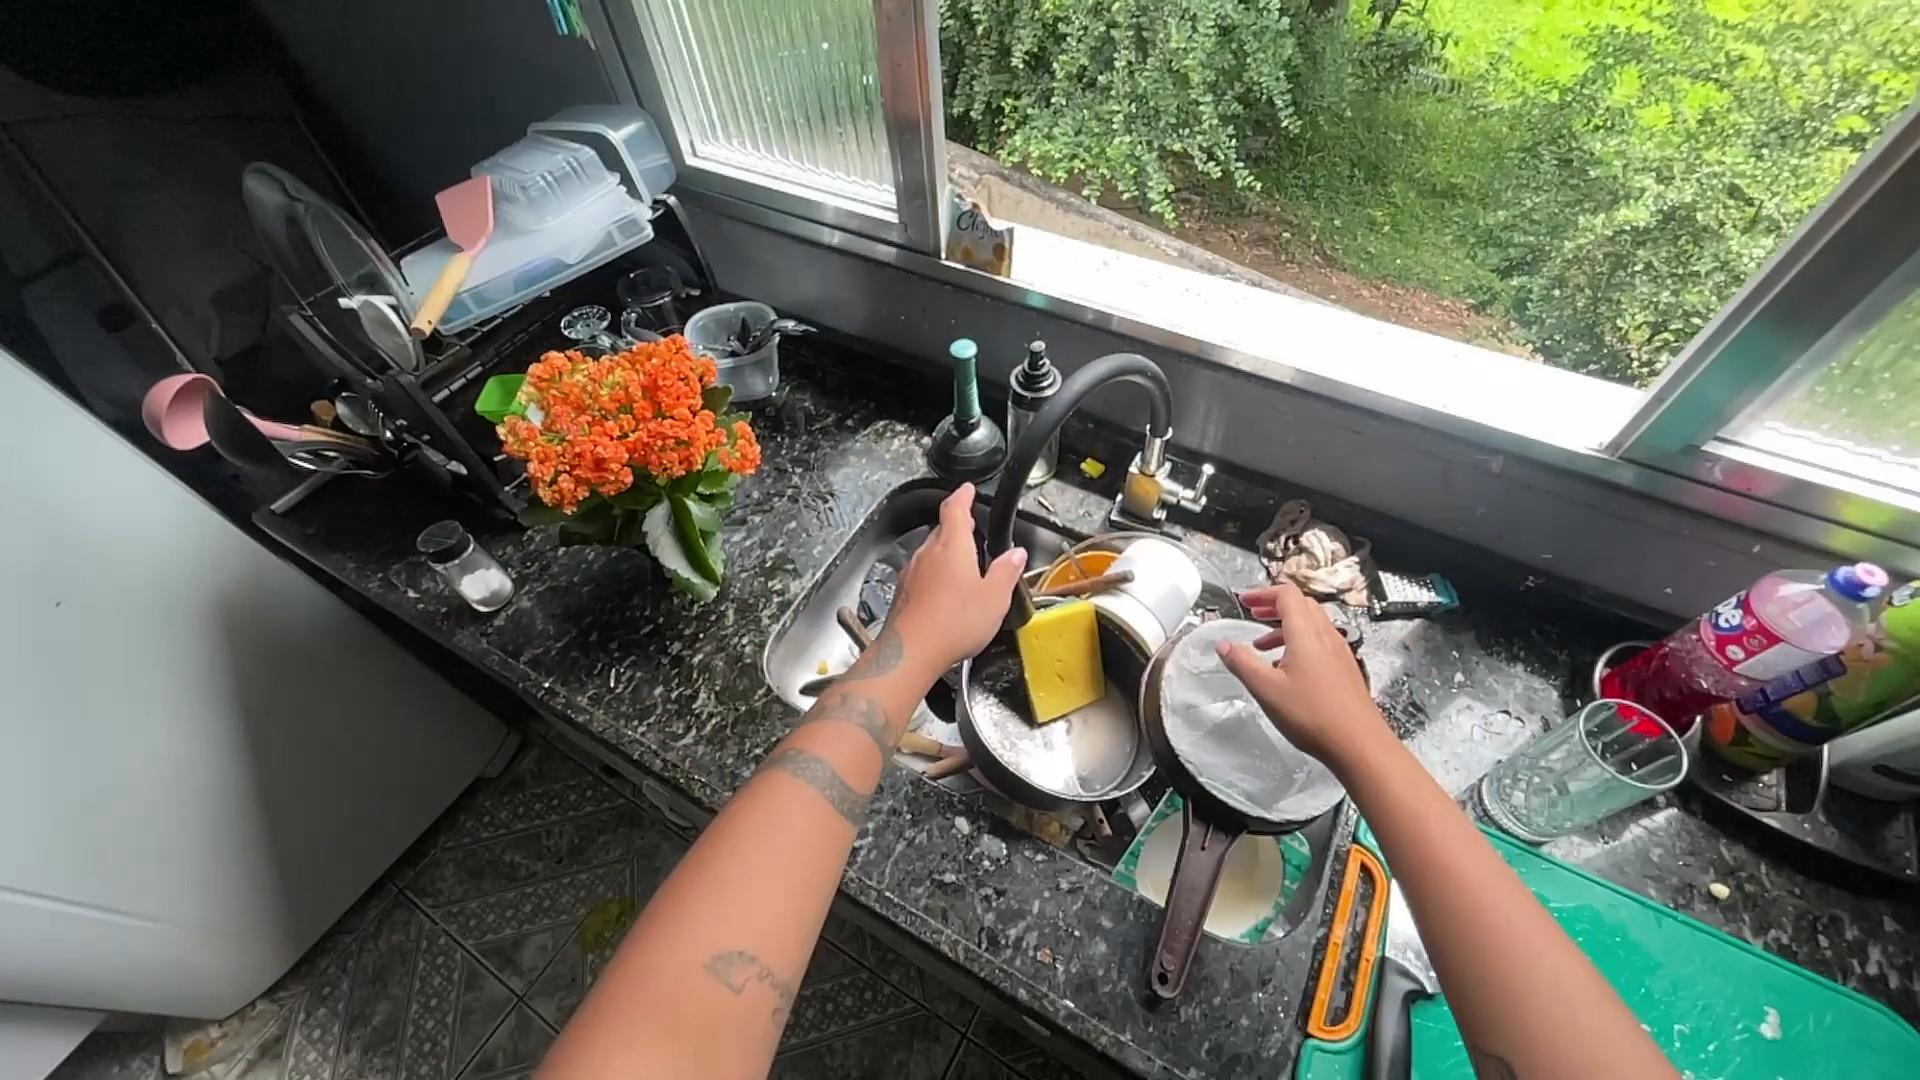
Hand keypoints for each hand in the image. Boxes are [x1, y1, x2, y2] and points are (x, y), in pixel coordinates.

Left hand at [886, 483, 1027, 672]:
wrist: (910, 652)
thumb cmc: (954, 622)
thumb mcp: (994, 598)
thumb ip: (1006, 572)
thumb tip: (1016, 554)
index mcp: (952, 546)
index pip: (954, 509)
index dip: (962, 496)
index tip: (967, 489)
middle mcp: (927, 554)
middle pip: (941, 530)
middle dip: (957, 526)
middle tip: (971, 526)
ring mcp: (912, 573)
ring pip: (930, 553)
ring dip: (946, 552)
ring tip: (963, 563)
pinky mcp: (903, 594)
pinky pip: (921, 575)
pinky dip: (935, 575)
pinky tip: (945, 592)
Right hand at [1217, 583, 1388, 770]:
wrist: (1361, 745)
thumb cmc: (1312, 714)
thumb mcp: (1266, 689)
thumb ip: (1241, 663)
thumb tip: (1223, 644)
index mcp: (1306, 633)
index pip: (1287, 595)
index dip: (1263, 593)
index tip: (1243, 601)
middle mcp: (1326, 636)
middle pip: (1302, 605)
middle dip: (1274, 605)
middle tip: (1252, 614)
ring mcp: (1340, 653)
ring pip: (1312, 624)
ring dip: (1285, 626)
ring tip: (1262, 645)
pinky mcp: (1345, 669)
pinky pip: (1320, 643)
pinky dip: (1299, 642)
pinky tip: (1286, 668)